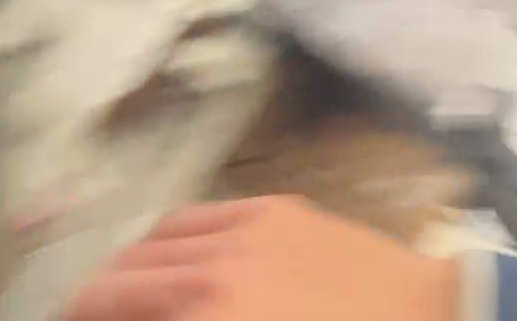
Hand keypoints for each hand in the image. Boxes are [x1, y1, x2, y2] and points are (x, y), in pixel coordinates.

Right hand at [68, 196, 462, 320]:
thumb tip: (158, 313)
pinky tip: (171, 263)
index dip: (89, 320)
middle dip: (94, 307)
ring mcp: (245, 229)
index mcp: (208, 317)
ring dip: (125, 274)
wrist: (427, 318)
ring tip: (121, 301)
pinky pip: (196, 217)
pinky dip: (167, 241)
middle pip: (119, 283)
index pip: (114, 309)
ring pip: (152, 242)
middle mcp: (213, 271)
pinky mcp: (274, 207)